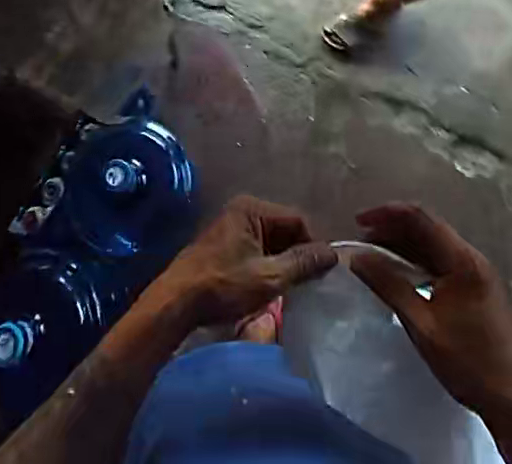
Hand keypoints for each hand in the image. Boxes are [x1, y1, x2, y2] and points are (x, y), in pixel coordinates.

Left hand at [135, 196, 337, 330]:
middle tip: (309, 287)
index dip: (313, 247)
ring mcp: (233, 227)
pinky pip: (258, 251)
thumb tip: (333, 253)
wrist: (177, 301)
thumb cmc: (223, 285)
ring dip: (284, 265)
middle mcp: (243, 211)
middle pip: (285, 231)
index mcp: (252, 209)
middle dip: (298, 257)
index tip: (322, 277)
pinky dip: (269, 267)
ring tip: (293, 291)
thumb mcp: (269, 277)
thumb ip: (303, 263)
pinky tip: (272, 289)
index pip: (298, 221)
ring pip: (273, 243)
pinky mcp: (226, 245)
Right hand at [350, 203, 511, 423]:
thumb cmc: (468, 362)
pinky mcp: (476, 290)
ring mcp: (477, 274)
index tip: (359, 223)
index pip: (420, 218)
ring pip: (433, 245)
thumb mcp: (422, 324)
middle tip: (361, 240)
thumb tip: (357, 257)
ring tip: (373, 255)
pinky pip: (440, 262)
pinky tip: (399, 273)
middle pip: (427, 228)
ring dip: (402, 245)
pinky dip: (416, 261)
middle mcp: (472, 259)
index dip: (386, 213)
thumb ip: (388, 285)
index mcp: (463, 261)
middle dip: (391, 228)